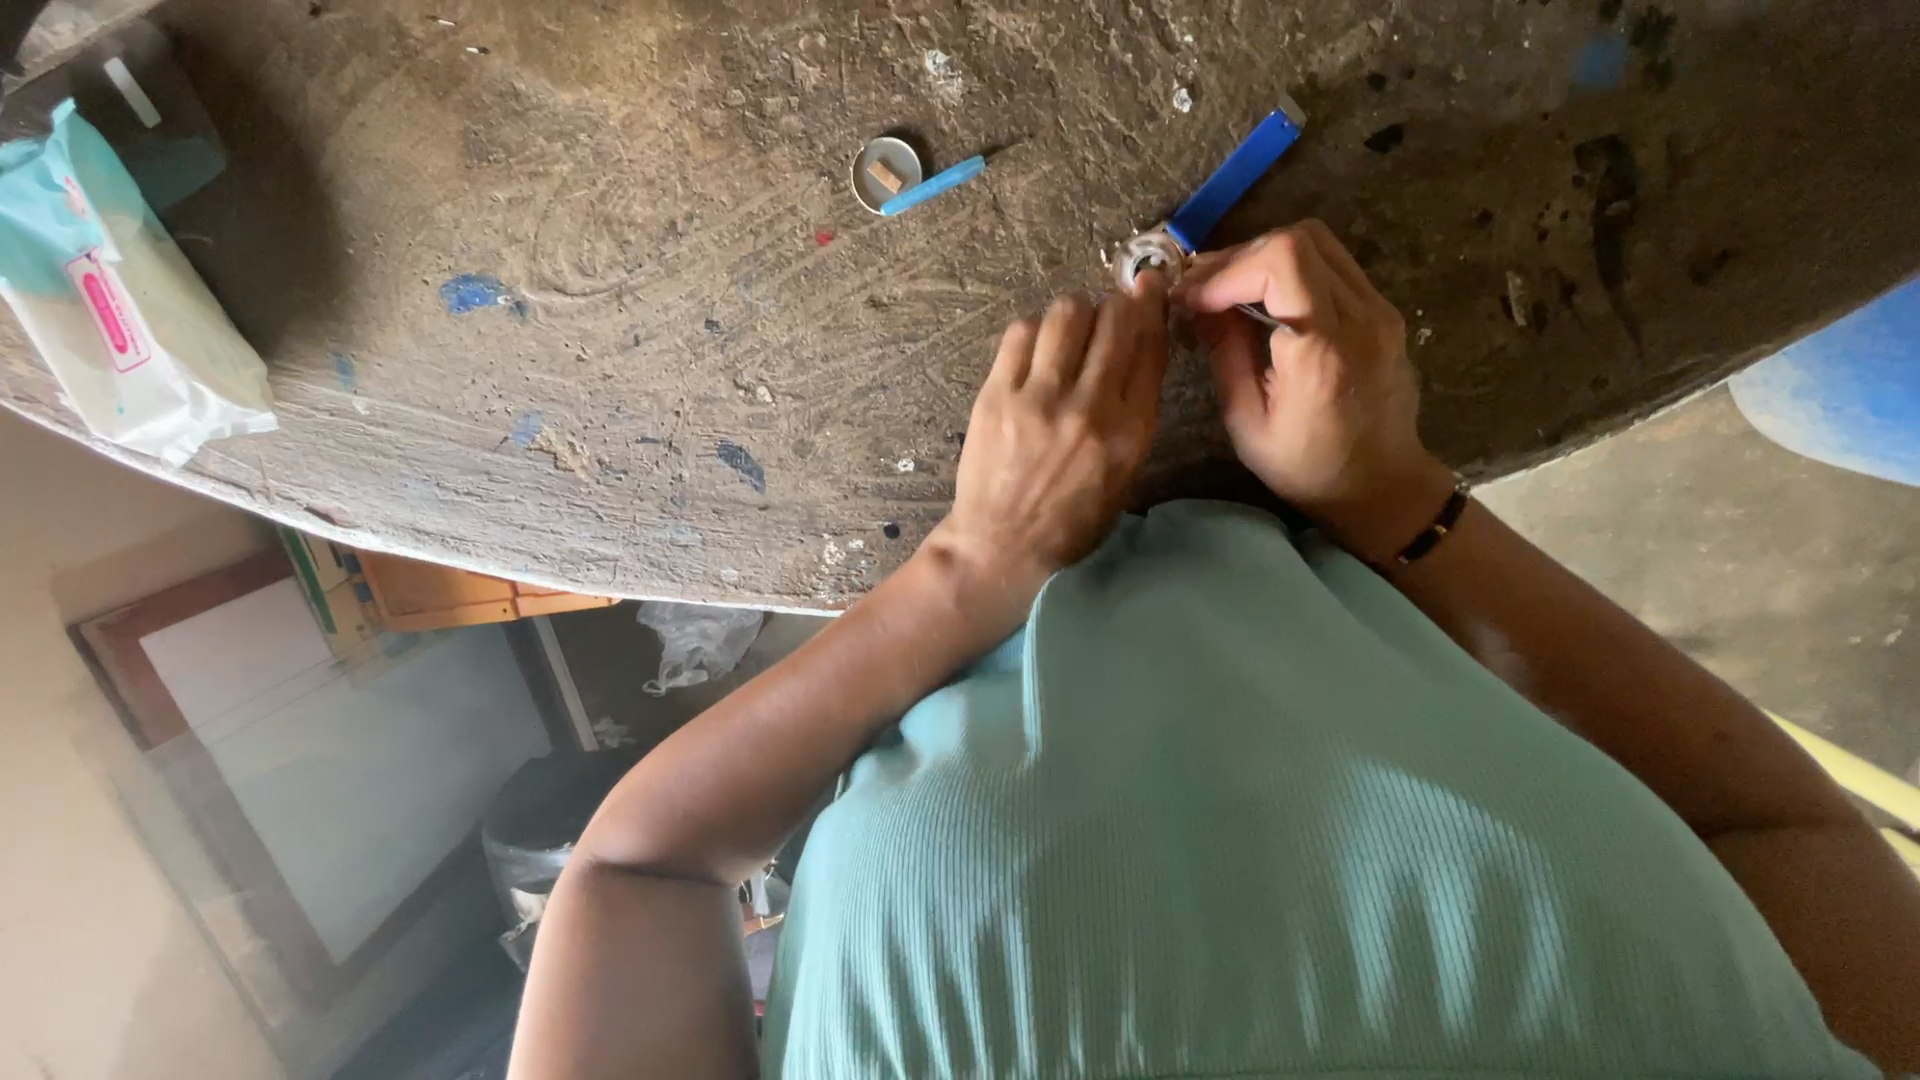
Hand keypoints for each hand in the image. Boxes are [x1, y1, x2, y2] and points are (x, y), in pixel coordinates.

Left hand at [922, 274, 1170, 616]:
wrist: (1002, 544)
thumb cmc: (1070, 520)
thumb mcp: (1124, 474)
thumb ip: (1136, 413)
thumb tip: (1142, 348)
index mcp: (1130, 432)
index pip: (1150, 346)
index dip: (1152, 307)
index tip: (1149, 287)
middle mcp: (1090, 408)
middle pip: (1113, 319)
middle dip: (1116, 304)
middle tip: (1107, 312)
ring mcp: (1039, 399)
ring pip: (1067, 313)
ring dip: (1074, 313)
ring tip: (1068, 333)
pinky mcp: (997, 395)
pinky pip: (1020, 333)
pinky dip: (1033, 331)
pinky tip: (1034, 350)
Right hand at [1173, 220, 1454, 563]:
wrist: (1380, 484)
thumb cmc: (1305, 467)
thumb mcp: (1247, 422)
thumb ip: (1226, 355)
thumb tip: (1200, 306)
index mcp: (1322, 351)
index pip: (1279, 264)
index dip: (1226, 271)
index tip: (1191, 300)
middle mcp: (1360, 317)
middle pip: (1298, 239)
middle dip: (1238, 258)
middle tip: (1200, 290)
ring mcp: (1378, 308)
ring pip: (1317, 241)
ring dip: (1261, 257)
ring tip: (1225, 289)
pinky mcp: (1380, 310)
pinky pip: (1330, 264)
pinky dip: (1286, 269)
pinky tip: (1258, 298)